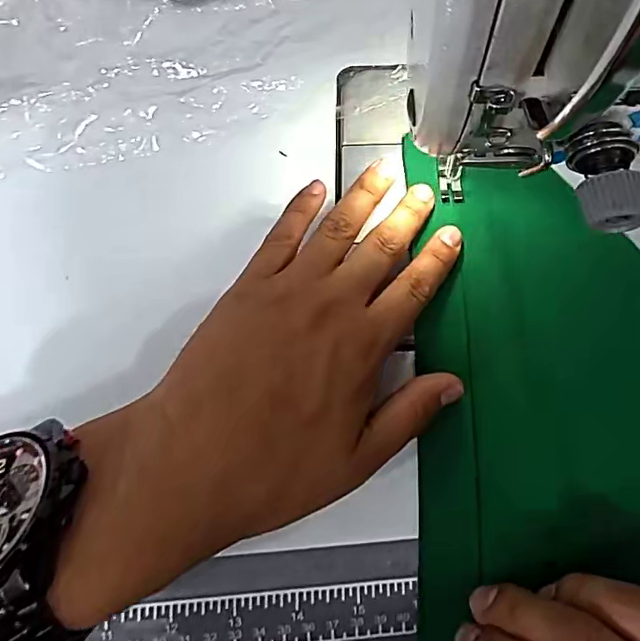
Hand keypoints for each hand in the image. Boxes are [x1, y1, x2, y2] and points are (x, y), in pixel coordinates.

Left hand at [50, 159, 464, 625]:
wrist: (187, 463)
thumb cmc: (274, 469)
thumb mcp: (355, 460)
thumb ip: (407, 416)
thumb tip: (452, 384)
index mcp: (363, 347)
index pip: (412, 290)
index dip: (436, 260)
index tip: (453, 234)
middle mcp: (332, 307)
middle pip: (381, 249)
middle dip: (407, 215)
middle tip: (423, 189)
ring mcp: (288, 290)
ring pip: (336, 231)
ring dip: (362, 197)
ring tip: (381, 171)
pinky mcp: (249, 286)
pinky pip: (281, 236)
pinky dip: (300, 209)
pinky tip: (314, 189)